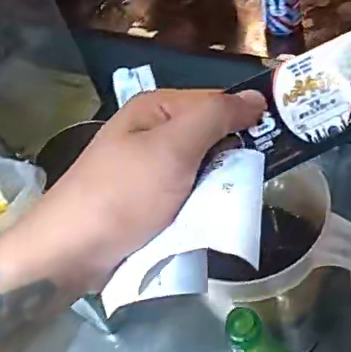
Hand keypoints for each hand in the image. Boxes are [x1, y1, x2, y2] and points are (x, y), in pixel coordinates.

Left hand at [11, 89, 266, 288]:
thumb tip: (257, 97)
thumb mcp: (173, 148)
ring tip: (241, 201)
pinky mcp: (151, 201)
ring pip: (205, 170)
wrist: (69, 254)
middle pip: (213, 137)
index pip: (218, 101)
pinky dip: (204, 205)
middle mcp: (155, 132)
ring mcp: (152, 169)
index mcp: (156, 108)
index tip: (281, 141)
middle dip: (236, 158)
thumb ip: (216, 117)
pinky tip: (215, 216)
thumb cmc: (123, 194)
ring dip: (222, 186)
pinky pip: (191, 195)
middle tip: (261, 178)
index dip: (248, 118)